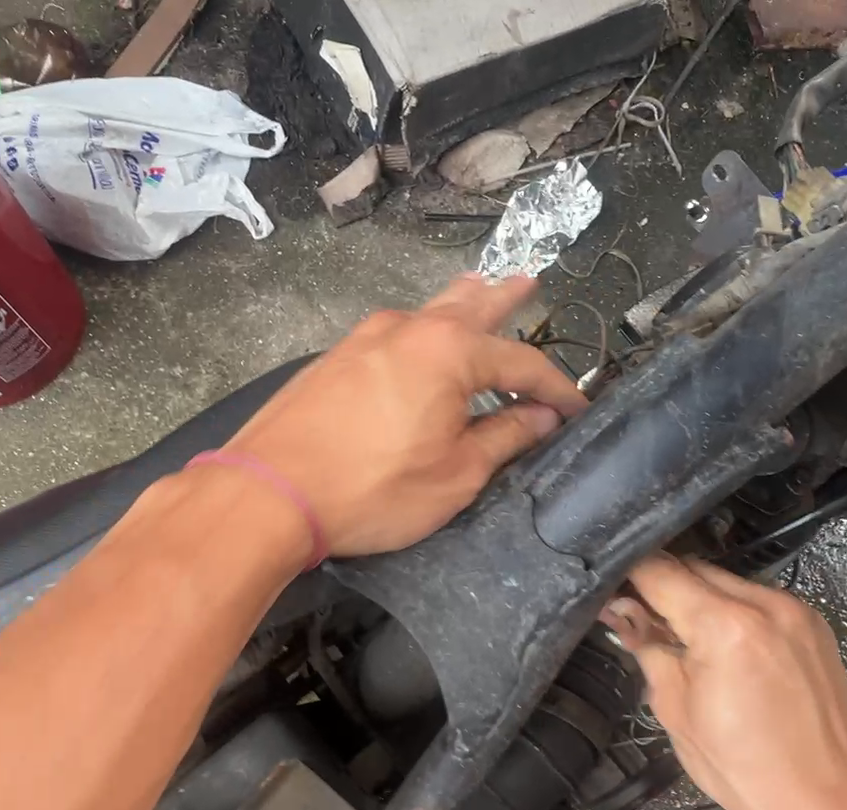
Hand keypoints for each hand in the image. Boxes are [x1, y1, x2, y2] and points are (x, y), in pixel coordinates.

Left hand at [223, 275, 587, 556]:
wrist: (268, 493)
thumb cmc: (373, 489)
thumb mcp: (456, 475)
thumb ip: (505, 439)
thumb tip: (541, 418)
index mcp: (450, 354)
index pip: (521, 363)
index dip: (555, 388)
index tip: (578, 409)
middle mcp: (409, 330)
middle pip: (471, 307)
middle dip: (505, 298)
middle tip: (529, 280)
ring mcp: (365, 339)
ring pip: (428, 312)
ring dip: (460, 304)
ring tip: (479, 290)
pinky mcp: (335, 359)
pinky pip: (395, 332)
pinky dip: (422, 332)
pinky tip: (420, 344)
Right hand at [601, 555, 846, 809]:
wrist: (821, 797)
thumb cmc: (744, 768)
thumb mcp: (674, 709)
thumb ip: (648, 648)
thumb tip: (622, 614)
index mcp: (725, 627)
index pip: (660, 573)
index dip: (628, 578)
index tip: (613, 591)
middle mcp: (765, 605)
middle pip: (694, 568)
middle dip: (664, 588)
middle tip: (645, 622)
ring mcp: (795, 611)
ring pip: (727, 580)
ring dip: (700, 599)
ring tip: (690, 642)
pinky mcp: (812, 623)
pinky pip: (759, 598)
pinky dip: (735, 612)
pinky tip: (727, 649)